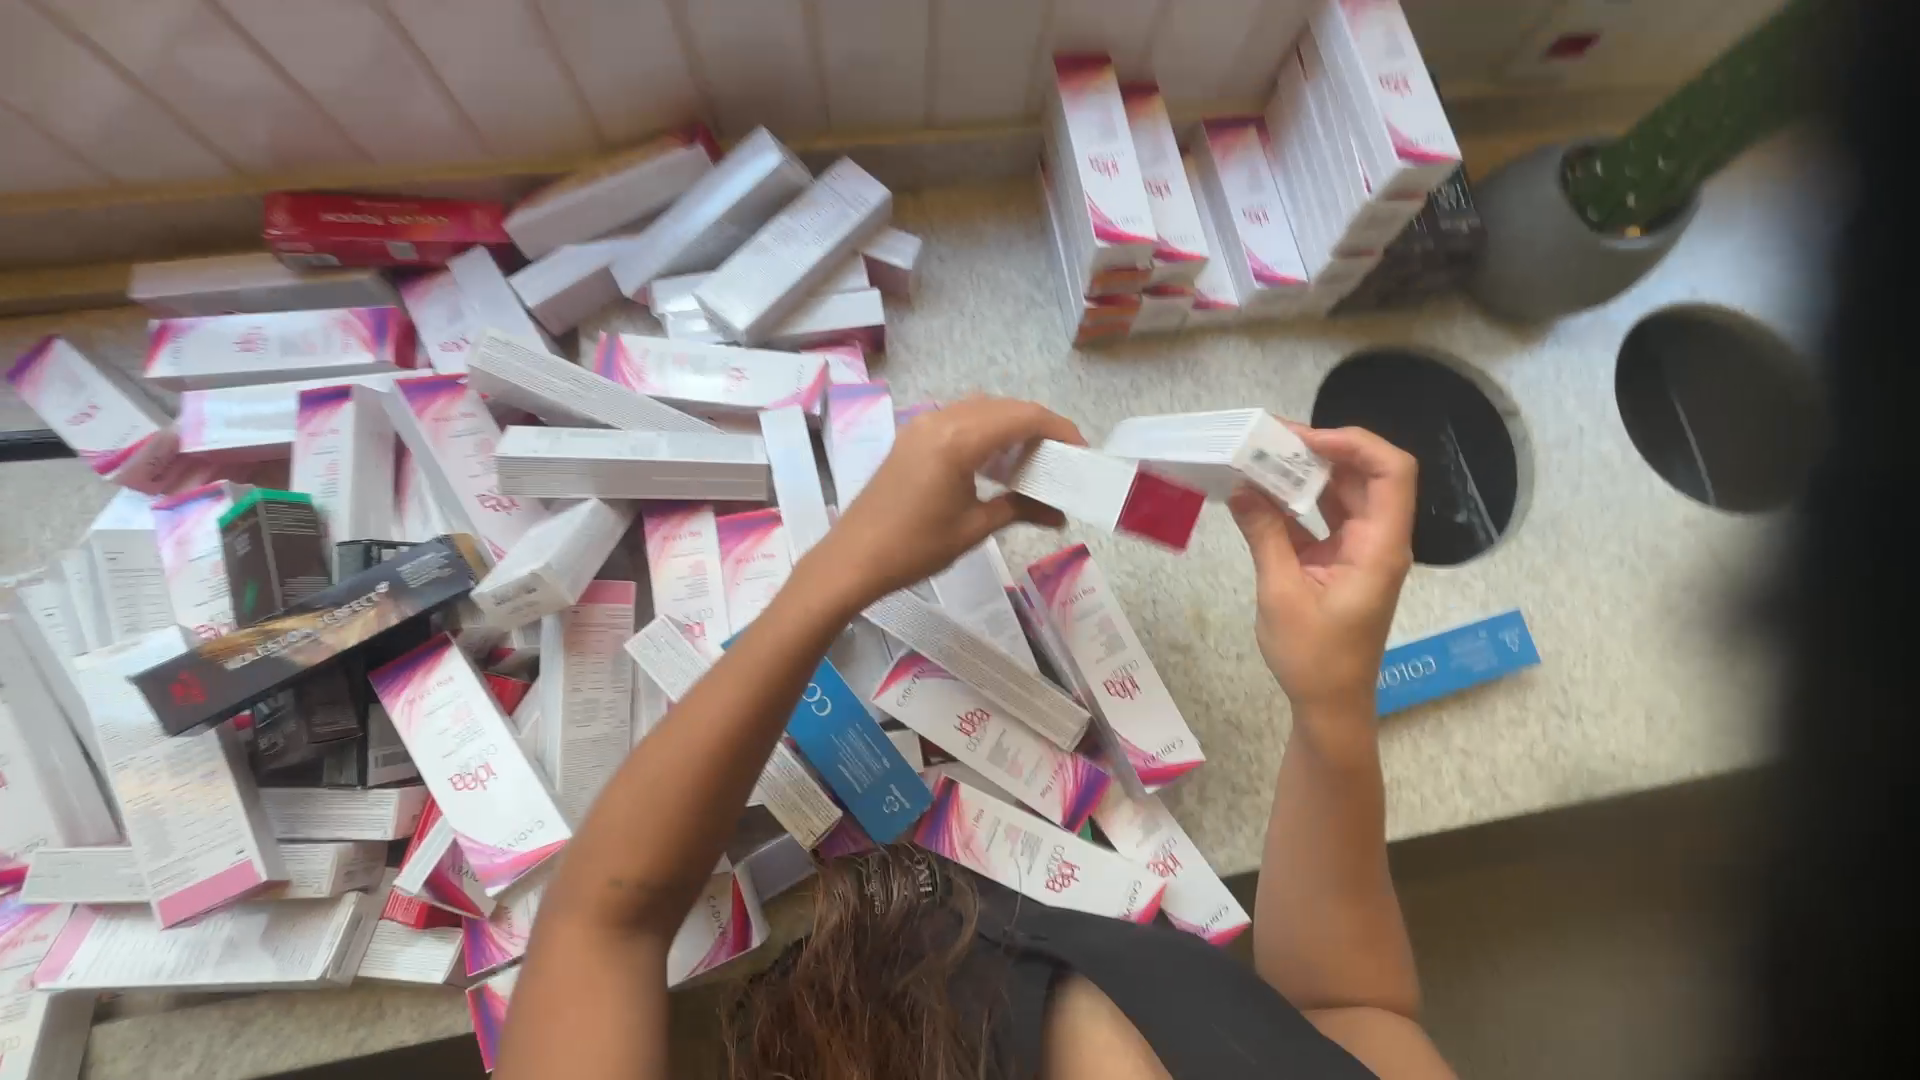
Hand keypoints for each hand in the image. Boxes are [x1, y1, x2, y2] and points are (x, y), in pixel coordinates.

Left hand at [814, 396, 1083, 603]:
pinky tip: (996, 461)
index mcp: (958, 440)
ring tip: (1034, 461)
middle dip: (1039, 428)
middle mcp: (940, 420)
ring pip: (981, 409)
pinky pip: (959, 419)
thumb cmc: (914, 548)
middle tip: (1062, 460)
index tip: (1081, 452)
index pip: (1022, 417)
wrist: (853, 559)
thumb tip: (1059, 514)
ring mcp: (922, 425)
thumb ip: (1020, 509)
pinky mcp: (911, 437)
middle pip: (1004, 407)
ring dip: (1011, 426)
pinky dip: (985, 431)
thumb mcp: (974, 528)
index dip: (1059, 429)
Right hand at [1229, 425, 1416, 718]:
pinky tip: (1260, 494)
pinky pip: (1323, 518)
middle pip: (1365, 475)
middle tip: (1269, 439)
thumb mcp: (1281, 592)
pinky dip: (1295, 502)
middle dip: (1320, 451)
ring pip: (1342, 494)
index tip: (1302, 439)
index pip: (1390, 472)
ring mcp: (1359, 550)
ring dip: (1306, 474)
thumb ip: (1264, 535)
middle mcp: (1377, 540)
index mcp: (1379, 547)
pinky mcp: (1339, 561)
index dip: (1354, 444)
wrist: (1329, 703)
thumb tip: (1241, 489)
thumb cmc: (1313, 656)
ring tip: (1260, 457)